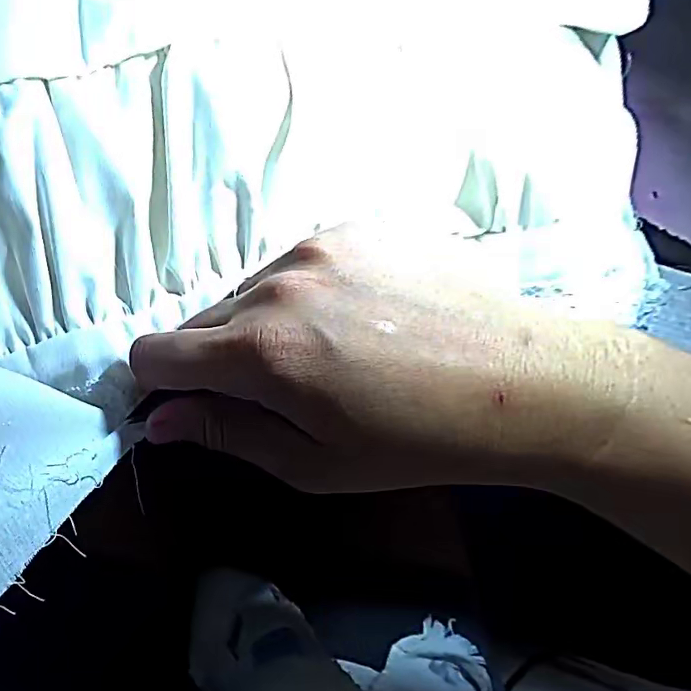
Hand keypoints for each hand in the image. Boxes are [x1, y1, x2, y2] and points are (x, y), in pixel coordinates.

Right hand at [128, 224, 639, 491]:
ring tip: (321, 348)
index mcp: (260, 351)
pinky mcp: (350, 228)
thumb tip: (154, 421)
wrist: (538, 385)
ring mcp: (314, 249)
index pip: (152, 353)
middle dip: (211, 358)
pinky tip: (351, 316)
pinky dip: (296, 295)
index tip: (191, 401)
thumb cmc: (415, 442)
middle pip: (193, 324)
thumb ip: (220, 433)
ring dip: (254, 324)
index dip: (158, 383)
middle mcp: (274, 288)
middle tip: (272, 386)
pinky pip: (286, 266)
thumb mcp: (310, 462)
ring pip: (239, 294)